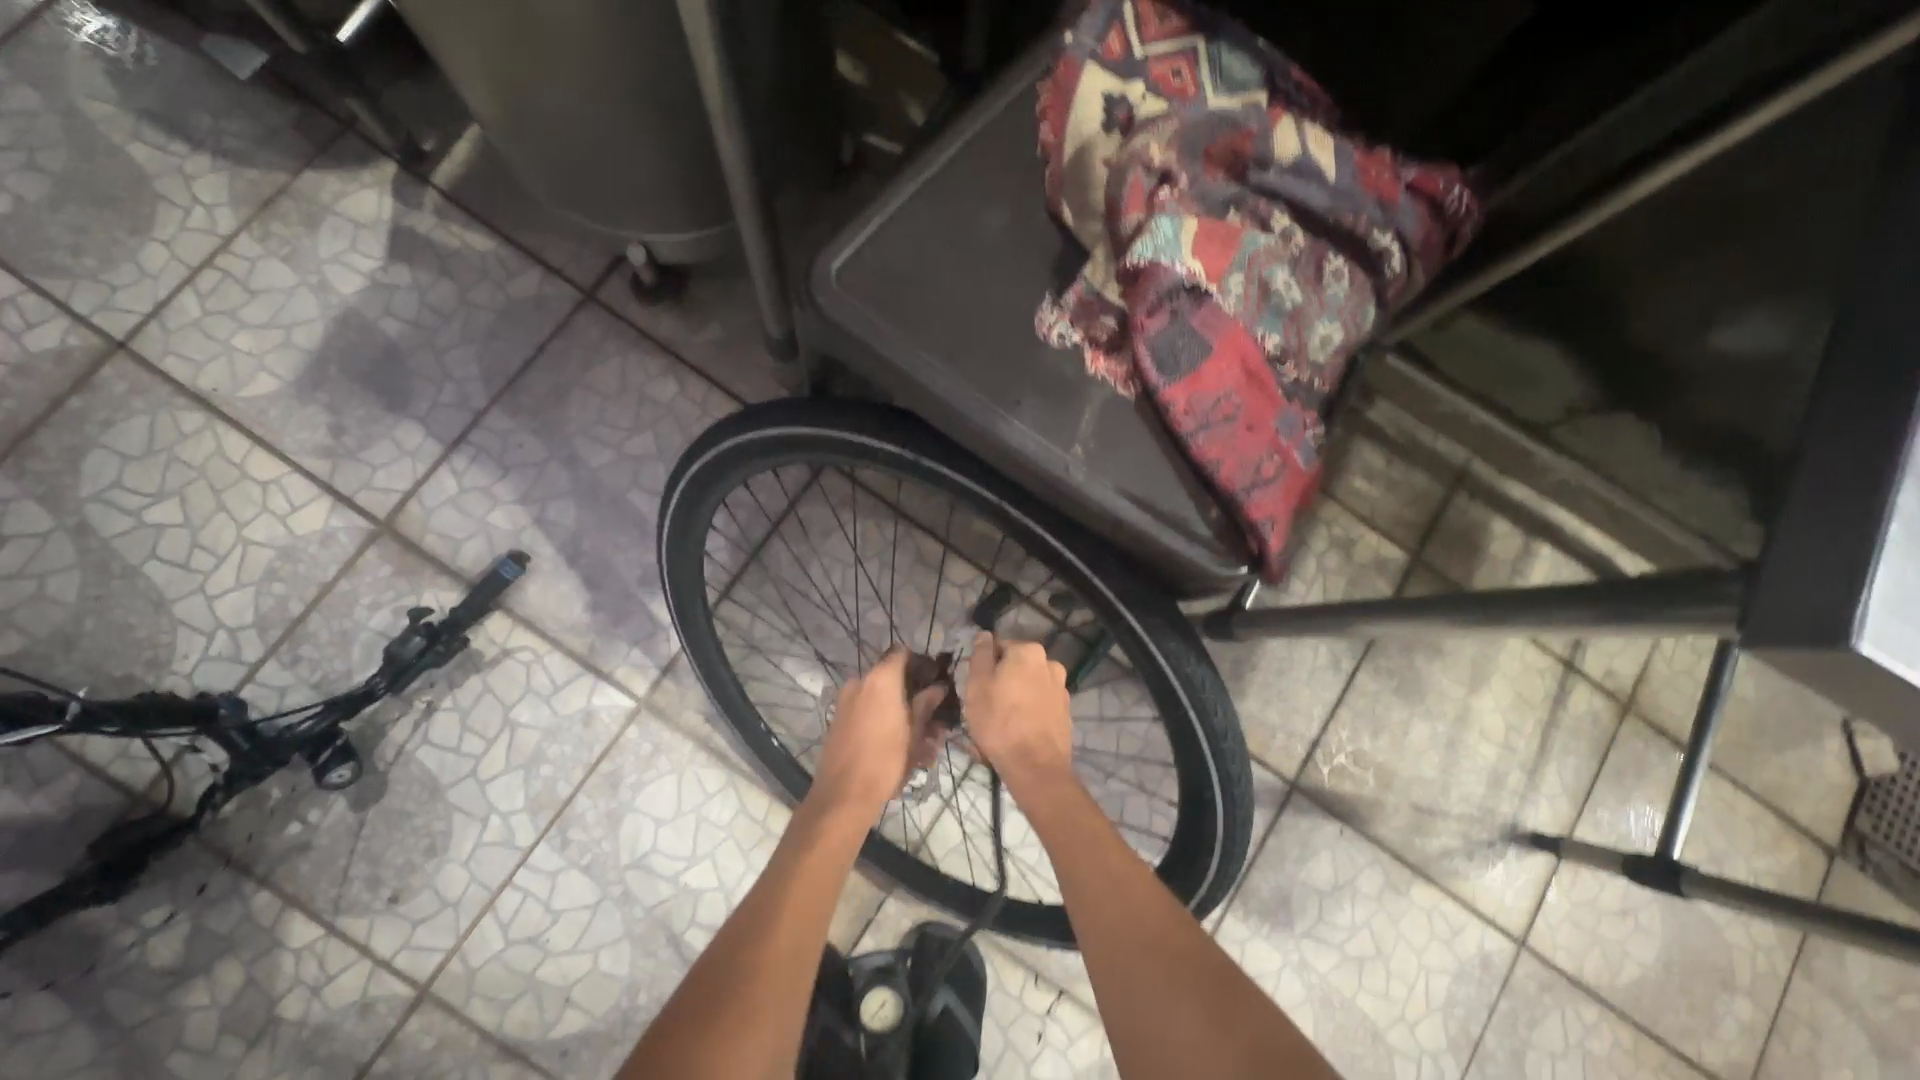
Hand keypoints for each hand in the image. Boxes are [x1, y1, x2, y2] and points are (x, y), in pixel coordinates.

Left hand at [811, 649, 946, 818]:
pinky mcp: (841, 721)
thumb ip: (926, 705)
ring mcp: (847, 702)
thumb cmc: (886, 760)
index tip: (938, 680)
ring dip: (906, 715)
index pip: (903, 653)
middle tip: (938, 719)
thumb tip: (938, 687)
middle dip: (917, 697)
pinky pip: (870, 714)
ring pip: (883, 701)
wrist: (843, 795)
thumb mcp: (914, 733)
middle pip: (894, 679)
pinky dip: (888, 724)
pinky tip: (908, 751)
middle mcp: (860, 683)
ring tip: (928, 744)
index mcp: (880, 679)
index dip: (922, 663)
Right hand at [963, 632, 1072, 786]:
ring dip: (1017, 697)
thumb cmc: (999, 722)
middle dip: (1003, 682)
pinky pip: (1041, 704)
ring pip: (1029, 686)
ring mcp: (1061, 688)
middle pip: (1017, 667)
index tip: (978, 689)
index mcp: (1028, 652)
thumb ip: (981, 655)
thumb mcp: (977, 686)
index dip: (986, 668)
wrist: (1035, 766)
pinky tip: (1019, 731)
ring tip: (1002, 723)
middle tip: (987, 707)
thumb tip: (985, 634)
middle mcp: (1050, 663)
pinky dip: (1030, 711)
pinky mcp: (1066, 711)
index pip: (999, 648)